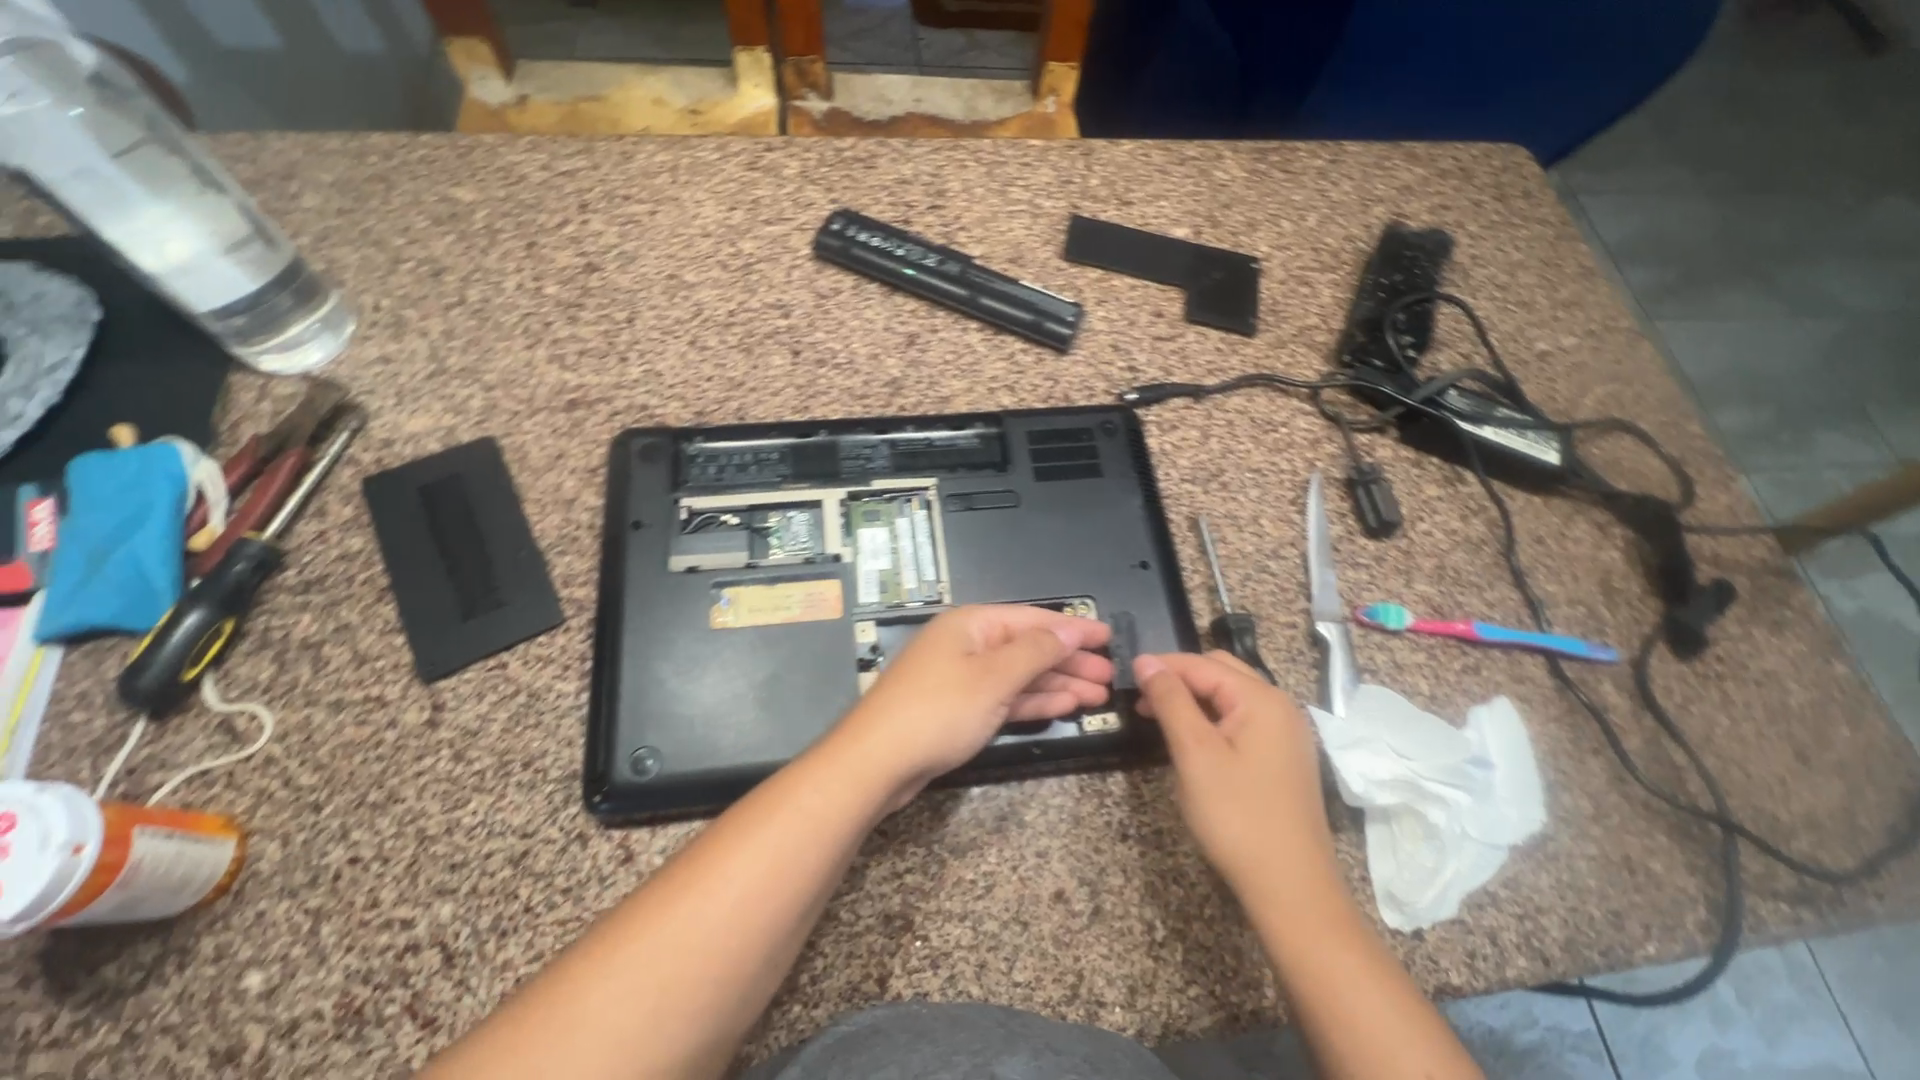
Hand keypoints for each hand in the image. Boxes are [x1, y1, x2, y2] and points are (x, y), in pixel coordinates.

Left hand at [827, 605, 1113, 807]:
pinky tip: (1064, 706)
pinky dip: (1034, 701)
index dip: (1072, 627)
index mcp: (971, 625)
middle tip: (1110, 676)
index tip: (1108, 636)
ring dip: (1058, 683)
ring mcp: (962, 678)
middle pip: (1028, 647)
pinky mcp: (959, 710)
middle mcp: (967, 645)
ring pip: (1020, 675)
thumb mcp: (993, 677)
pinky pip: (1005, 698)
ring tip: (1098, 695)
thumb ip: (1035, 651)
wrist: (878, 762)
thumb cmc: (936, 712)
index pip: (1032, 619)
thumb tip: (1067, 628)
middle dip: (1069, 660)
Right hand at [1134, 651, 1337, 902]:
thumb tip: (1146, 661)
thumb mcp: (1195, 753)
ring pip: (1231, 697)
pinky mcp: (1284, 759)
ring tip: (1158, 719)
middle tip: (1141, 700)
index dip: (1161, 666)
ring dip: (1194, 700)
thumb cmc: (1236, 815)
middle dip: (1179, 678)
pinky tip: (1192, 742)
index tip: (1124, 677)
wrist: (1290, 884)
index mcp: (1261, 698)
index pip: (1202, 664)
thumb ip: (1170, 700)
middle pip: (1221, 672)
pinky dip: (1212, 720)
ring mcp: (1286, 734)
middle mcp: (1280, 706)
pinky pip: (1243, 721)